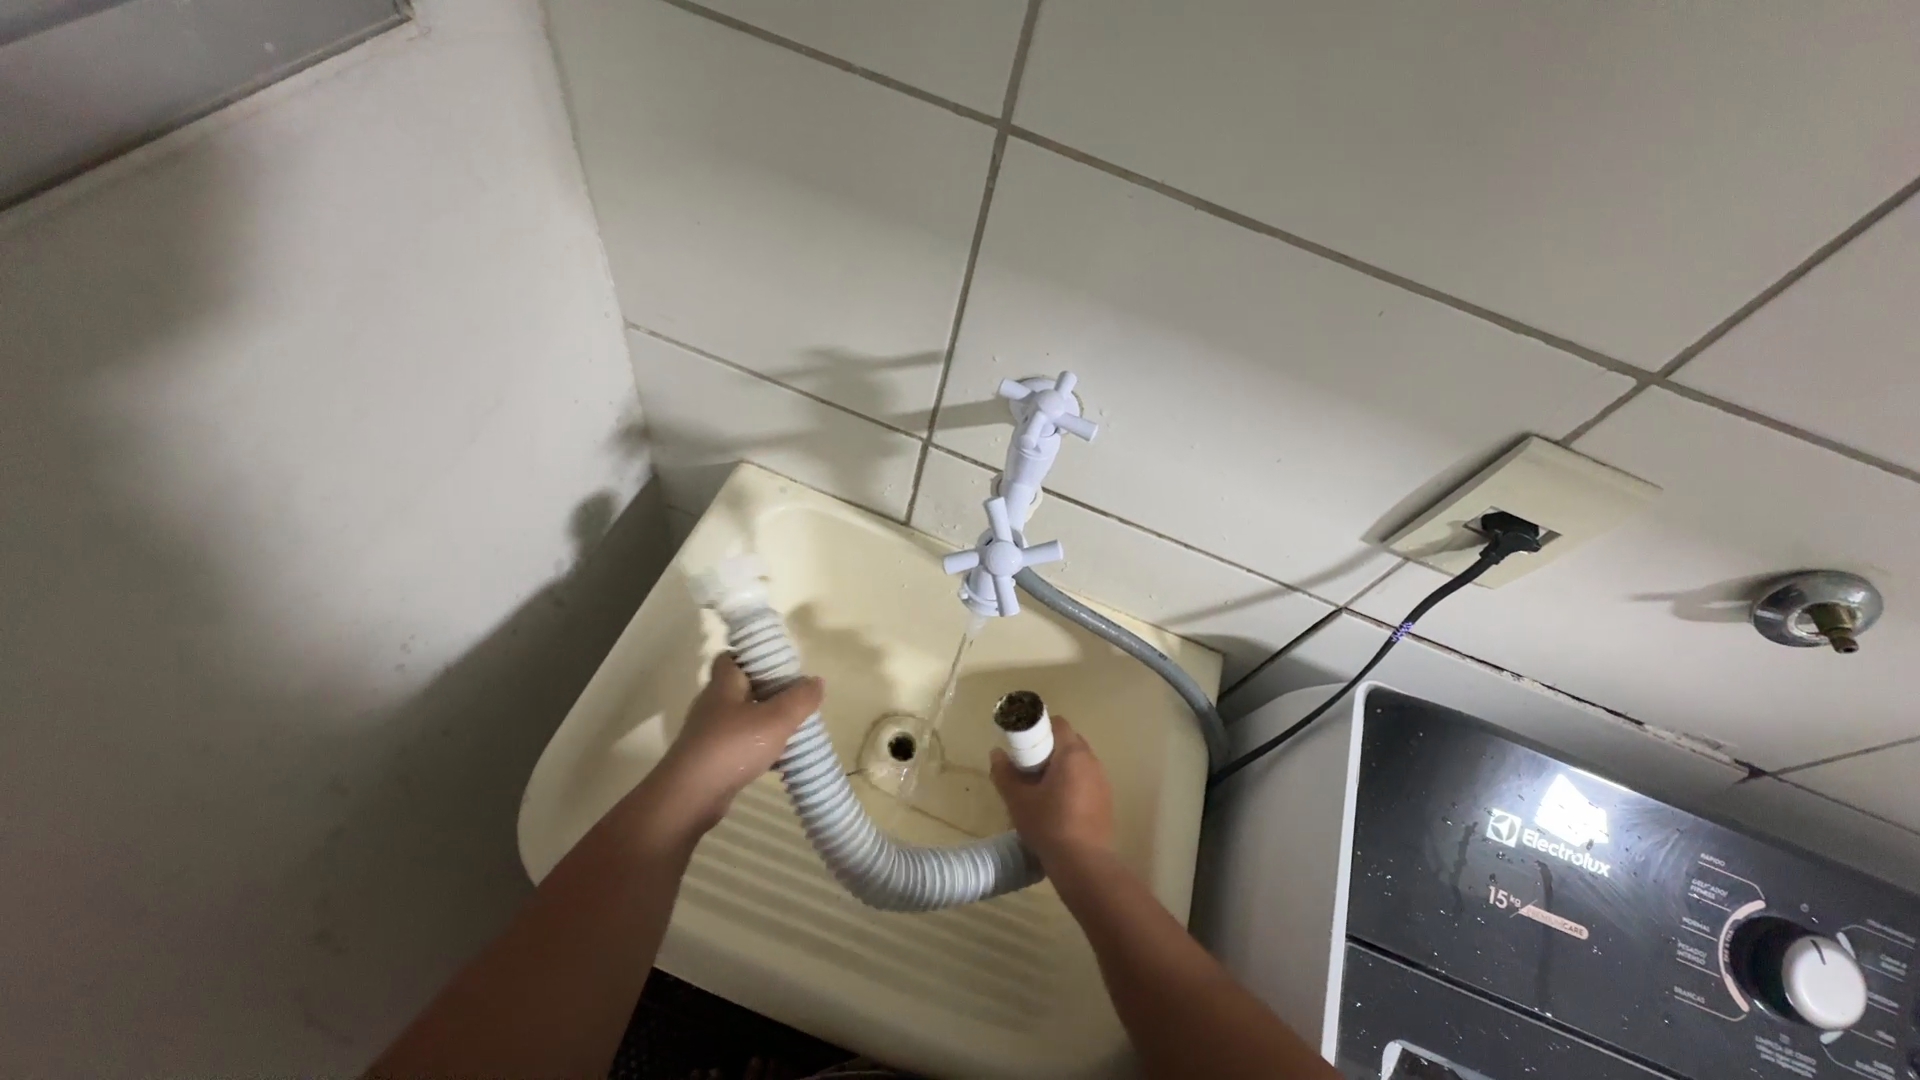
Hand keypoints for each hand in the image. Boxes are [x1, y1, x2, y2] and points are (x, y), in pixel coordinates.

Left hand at [651, 655, 822, 832]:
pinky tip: (777, 760)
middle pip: (741, 688)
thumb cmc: (732, 746)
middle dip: (768, 691)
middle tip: (794, 698)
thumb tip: (816, 681)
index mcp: (724, 684)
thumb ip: (800, 699)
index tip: (779, 665)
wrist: (690, 796)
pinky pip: (739, 744)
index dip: (753, 656)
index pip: (731, 657)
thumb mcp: (776, 719)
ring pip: (742, 718)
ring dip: (764, 721)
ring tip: (792, 728)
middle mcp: (713, 704)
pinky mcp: (709, 758)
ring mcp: (709, 732)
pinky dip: (757, 747)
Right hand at [989, 716, 1113, 869]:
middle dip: (1049, 748)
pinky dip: (1073, 784)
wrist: (1083, 863)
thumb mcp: (1017, 800)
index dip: (1039, 729)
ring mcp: (1103, 781)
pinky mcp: (1107, 801)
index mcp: (1072, 754)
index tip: (1023, 746)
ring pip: (1079, 762)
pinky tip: (1059, 807)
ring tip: (1042, 789)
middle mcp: (1092, 761)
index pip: (1058, 723)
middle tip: (1029, 768)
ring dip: (1062, 767)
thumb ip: (1004, 773)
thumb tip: (997, 754)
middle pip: (1069, 741)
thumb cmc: (1048, 825)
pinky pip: (1087, 780)